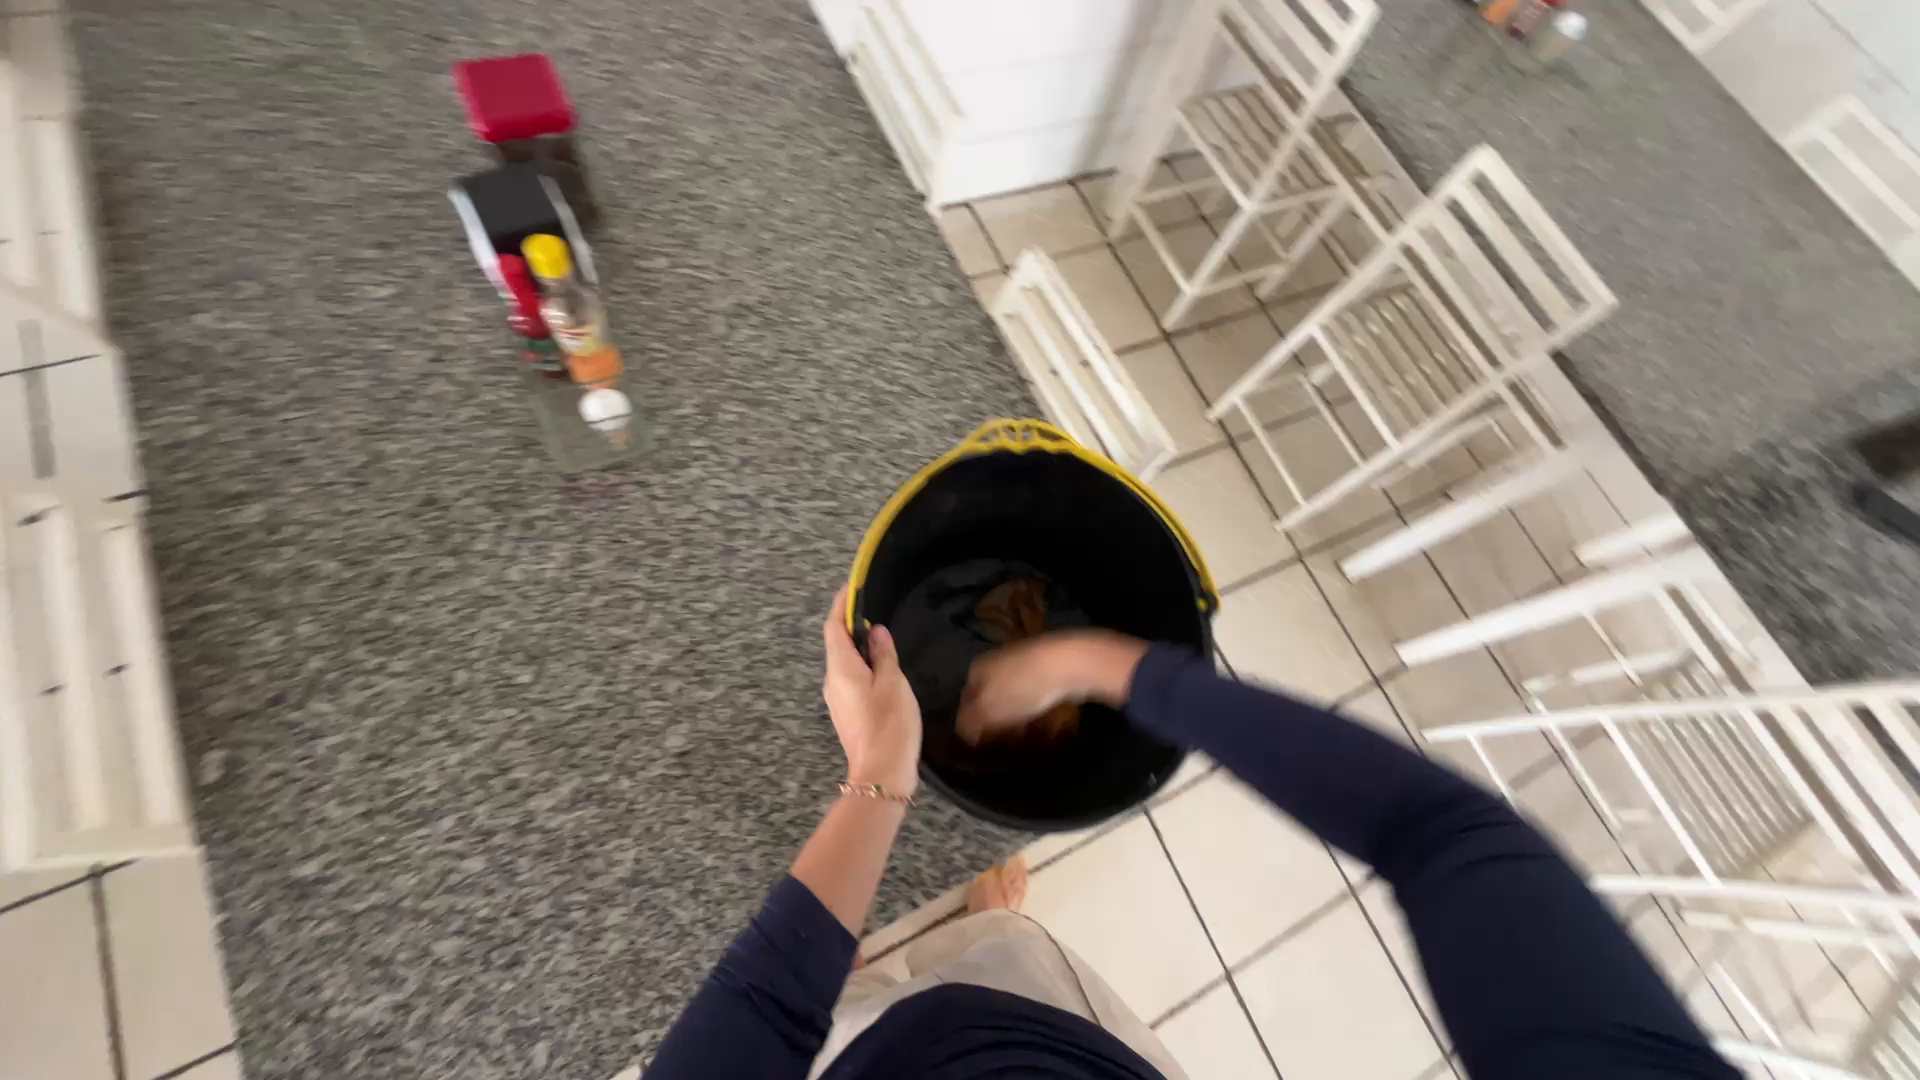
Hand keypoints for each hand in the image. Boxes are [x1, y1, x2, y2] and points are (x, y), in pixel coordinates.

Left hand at [822, 586, 922, 797]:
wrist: (881, 774)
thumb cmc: (889, 723)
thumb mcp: (893, 682)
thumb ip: (883, 653)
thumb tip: (874, 631)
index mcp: (840, 668)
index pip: (834, 627)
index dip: (842, 605)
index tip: (852, 587)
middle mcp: (832, 681)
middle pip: (836, 643)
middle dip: (850, 623)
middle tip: (871, 608)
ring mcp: (837, 700)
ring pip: (844, 662)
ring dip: (857, 646)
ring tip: (879, 635)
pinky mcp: (847, 713)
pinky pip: (850, 678)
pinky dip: (861, 665)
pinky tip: (881, 667)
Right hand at [957, 630, 1148, 744]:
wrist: (1068, 663)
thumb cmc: (1022, 687)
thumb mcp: (990, 709)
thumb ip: (971, 722)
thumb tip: (962, 732)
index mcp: (976, 669)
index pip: (964, 700)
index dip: (970, 723)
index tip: (980, 743)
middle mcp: (995, 661)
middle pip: (987, 696)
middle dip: (993, 719)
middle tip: (1002, 741)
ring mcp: (1021, 662)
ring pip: (1010, 694)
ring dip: (1014, 714)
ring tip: (1022, 734)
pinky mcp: (1044, 666)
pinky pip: (1031, 692)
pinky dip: (1032, 706)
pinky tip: (1041, 718)